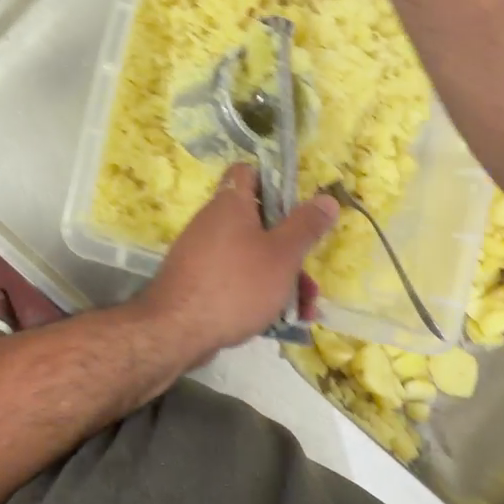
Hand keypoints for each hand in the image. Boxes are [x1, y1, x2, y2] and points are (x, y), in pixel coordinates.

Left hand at [136, 165, 339, 354]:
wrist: (176, 330)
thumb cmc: (236, 284)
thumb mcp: (282, 255)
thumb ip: (305, 226)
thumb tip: (326, 198)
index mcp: (230, 204)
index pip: (247, 173)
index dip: (274, 180)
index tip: (299, 203)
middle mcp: (213, 223)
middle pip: (259, 223)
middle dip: (290, 249)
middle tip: (310, 277)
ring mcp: (203, 253)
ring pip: (252, 256)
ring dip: (282, 279)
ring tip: (305, 309)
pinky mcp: (200, 281)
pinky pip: (237, 279)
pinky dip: (259, 293)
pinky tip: (281, 320)